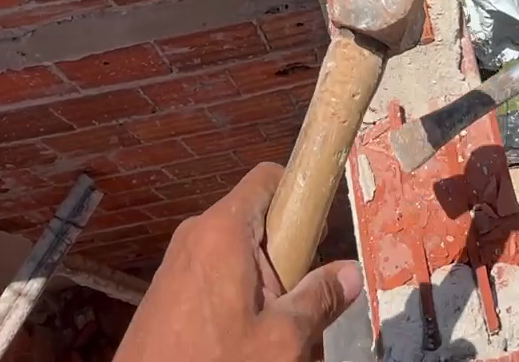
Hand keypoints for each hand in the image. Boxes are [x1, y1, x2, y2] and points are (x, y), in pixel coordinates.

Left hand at [115, 163, 362, 361]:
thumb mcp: (279, 341)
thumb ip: (319, 299)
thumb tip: (352, 272)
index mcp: (223, 229)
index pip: (269, 177)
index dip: (299, 196)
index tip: (316, 239)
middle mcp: (197, 232)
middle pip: (256, 217)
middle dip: (284, 252)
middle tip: (297, 299)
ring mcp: (177, 260)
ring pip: (237, 250)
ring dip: (262, 280)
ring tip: (270, 329)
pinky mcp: (166, 288)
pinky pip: (214, 272)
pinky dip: (236, 293)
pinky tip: (242, 339)